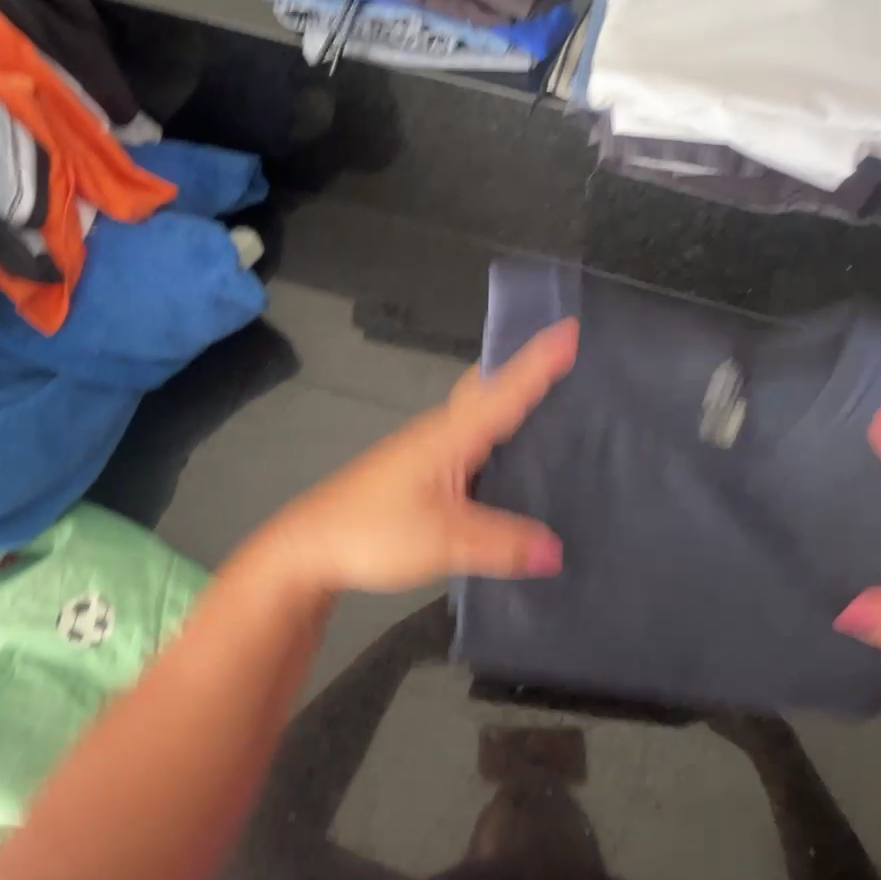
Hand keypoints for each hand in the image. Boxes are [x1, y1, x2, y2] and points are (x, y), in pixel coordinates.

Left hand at [260, 319, 578, 595]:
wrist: (308, 549)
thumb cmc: (373, 531)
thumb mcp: (445, 541)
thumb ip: (503, 544)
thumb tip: (558, 551)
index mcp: (452, 435)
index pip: (504, 388)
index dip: (539, 360)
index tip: (572, 329)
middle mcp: (441, 432)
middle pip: (487, 388)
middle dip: (524, 369)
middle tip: (567, 357)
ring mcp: (427, 451)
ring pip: (478, 415)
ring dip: (511, 401)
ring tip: (555, 404)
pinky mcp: (419, 473)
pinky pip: (470, 441)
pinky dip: (497, 435)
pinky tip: (512, 460)